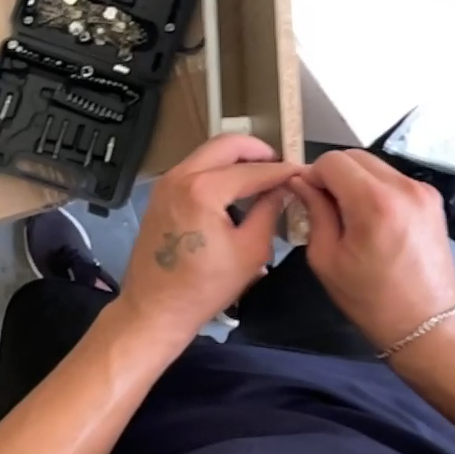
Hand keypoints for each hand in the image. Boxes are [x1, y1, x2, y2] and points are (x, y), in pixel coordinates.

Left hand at [117, 134, 299, 339]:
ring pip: (208, 153)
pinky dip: (217, 170)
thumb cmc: (203, 288)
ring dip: (235, 159)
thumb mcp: (250, 252)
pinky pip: (194, 168)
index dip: (280, 171)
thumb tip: (281, 190)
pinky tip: (234, 190)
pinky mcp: (160, 193)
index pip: (252, 170)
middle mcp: (181, 176)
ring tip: (260, 178)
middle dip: (256, 151)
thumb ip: (269, 212)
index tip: (299, 172)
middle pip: (225, 144)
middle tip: (278, 166)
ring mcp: (166, 183)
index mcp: (203, 190)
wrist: (154, 308)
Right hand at [288, 150, 454, 350]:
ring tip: (349, 214)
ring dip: (354, 180)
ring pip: (374, 165)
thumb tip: (300, 182)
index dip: (313, 176)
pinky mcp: (431, 198)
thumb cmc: (370, 300)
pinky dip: (375, 188)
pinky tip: (372, 219)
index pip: (332, 161)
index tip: (307, 197)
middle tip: (324, 205)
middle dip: (333, 175)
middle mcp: (402, 187)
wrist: (428, 325)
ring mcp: (422, 190)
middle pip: (354, 156)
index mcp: (373, 202)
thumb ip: (313, 211)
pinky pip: (392, 179)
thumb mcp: (326, 258)